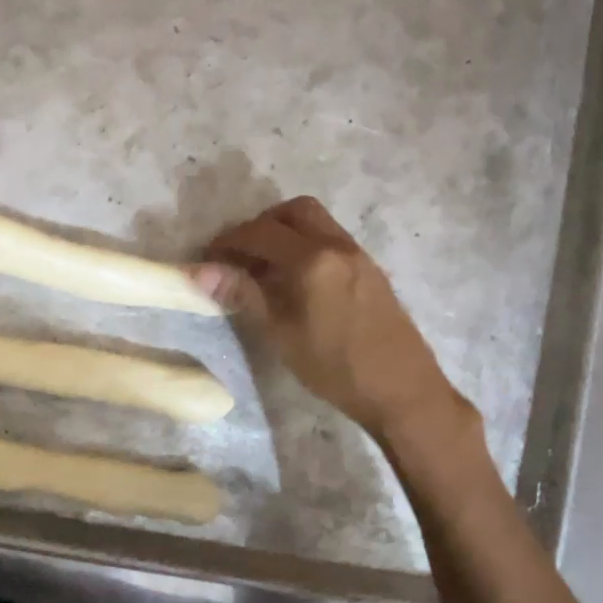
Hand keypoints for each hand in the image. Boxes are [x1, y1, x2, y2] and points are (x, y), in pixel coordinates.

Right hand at [193, 197, 466, 439]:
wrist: (402, 390)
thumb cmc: (336, 368)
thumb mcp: (281, 334)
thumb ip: (244, 295)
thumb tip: (200, 271)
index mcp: (313, 260)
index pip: (261, 233)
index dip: (228, 241)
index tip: (207, 257)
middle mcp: (338, 246)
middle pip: (293, 212)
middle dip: (260, 225)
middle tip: (239, 255)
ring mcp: (359, 256)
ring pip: (316, 223)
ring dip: (285, 233)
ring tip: (264, 269)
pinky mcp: (370, 270)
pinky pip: (331, 240)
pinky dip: (305, 246)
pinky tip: (295, 281)